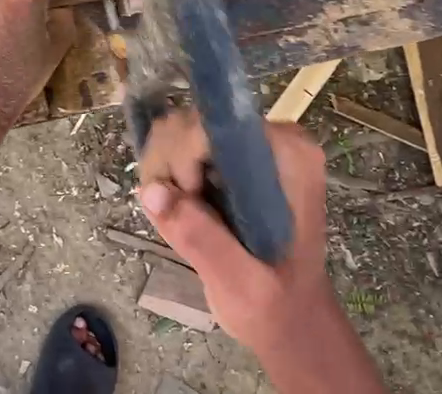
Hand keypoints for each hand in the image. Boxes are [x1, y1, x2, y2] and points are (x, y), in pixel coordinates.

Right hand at [135, 109, 330, 349]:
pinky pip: (176, 146)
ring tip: (182, 218)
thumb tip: (151, 191)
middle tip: (181, 216)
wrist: (290, 318)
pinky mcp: (227, 154)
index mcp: (288, 154)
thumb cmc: (276, 306)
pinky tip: (181, 209)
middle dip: (171, 168)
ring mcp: (246, 143)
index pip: (215, 123)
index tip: (188, 199)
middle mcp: (268, 136)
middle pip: (189, 122)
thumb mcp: (242, 285)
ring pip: (174, 131)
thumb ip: (201, 238)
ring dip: (164, 175)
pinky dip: (166, 177)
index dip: (187, 156)